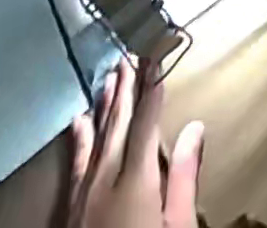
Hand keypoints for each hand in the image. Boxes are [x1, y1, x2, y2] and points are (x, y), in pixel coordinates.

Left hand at [66, 60, 203, 227]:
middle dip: (127, 88)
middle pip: (119, 124)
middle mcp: (106, 180)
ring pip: (96, 138)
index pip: (147, 121)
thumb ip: (184, 178)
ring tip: (110, 75)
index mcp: (137, 181)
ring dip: (105, 105)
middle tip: (130, 54)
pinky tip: (79, 121)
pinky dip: (79, 139)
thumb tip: (195, 127)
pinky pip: (76, 164)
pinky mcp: (71, 212)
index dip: (152, 86)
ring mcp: (84, 196)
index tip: (155, 55)